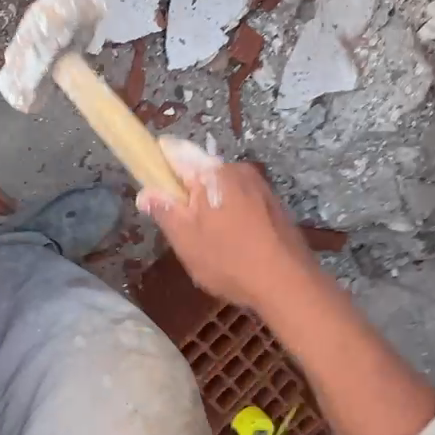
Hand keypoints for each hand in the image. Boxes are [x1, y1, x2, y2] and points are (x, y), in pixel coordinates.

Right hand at [136, 137, 319, 311]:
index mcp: (211, 172)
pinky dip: (233, 216)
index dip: (158, 162)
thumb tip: (145, 192)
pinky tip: (235, 246)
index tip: (152, 183)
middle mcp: (237, 169)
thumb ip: (163, 210)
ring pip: (223, 189)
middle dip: (188, 194)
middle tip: (183, 229)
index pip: (175, 151)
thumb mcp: (186, 240)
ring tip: (211, 244)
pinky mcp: (275, 204)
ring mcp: (260, 186)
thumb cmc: (230, 260)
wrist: (289, 283)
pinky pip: (243, 201)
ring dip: (212, 207)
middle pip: (200, 172)